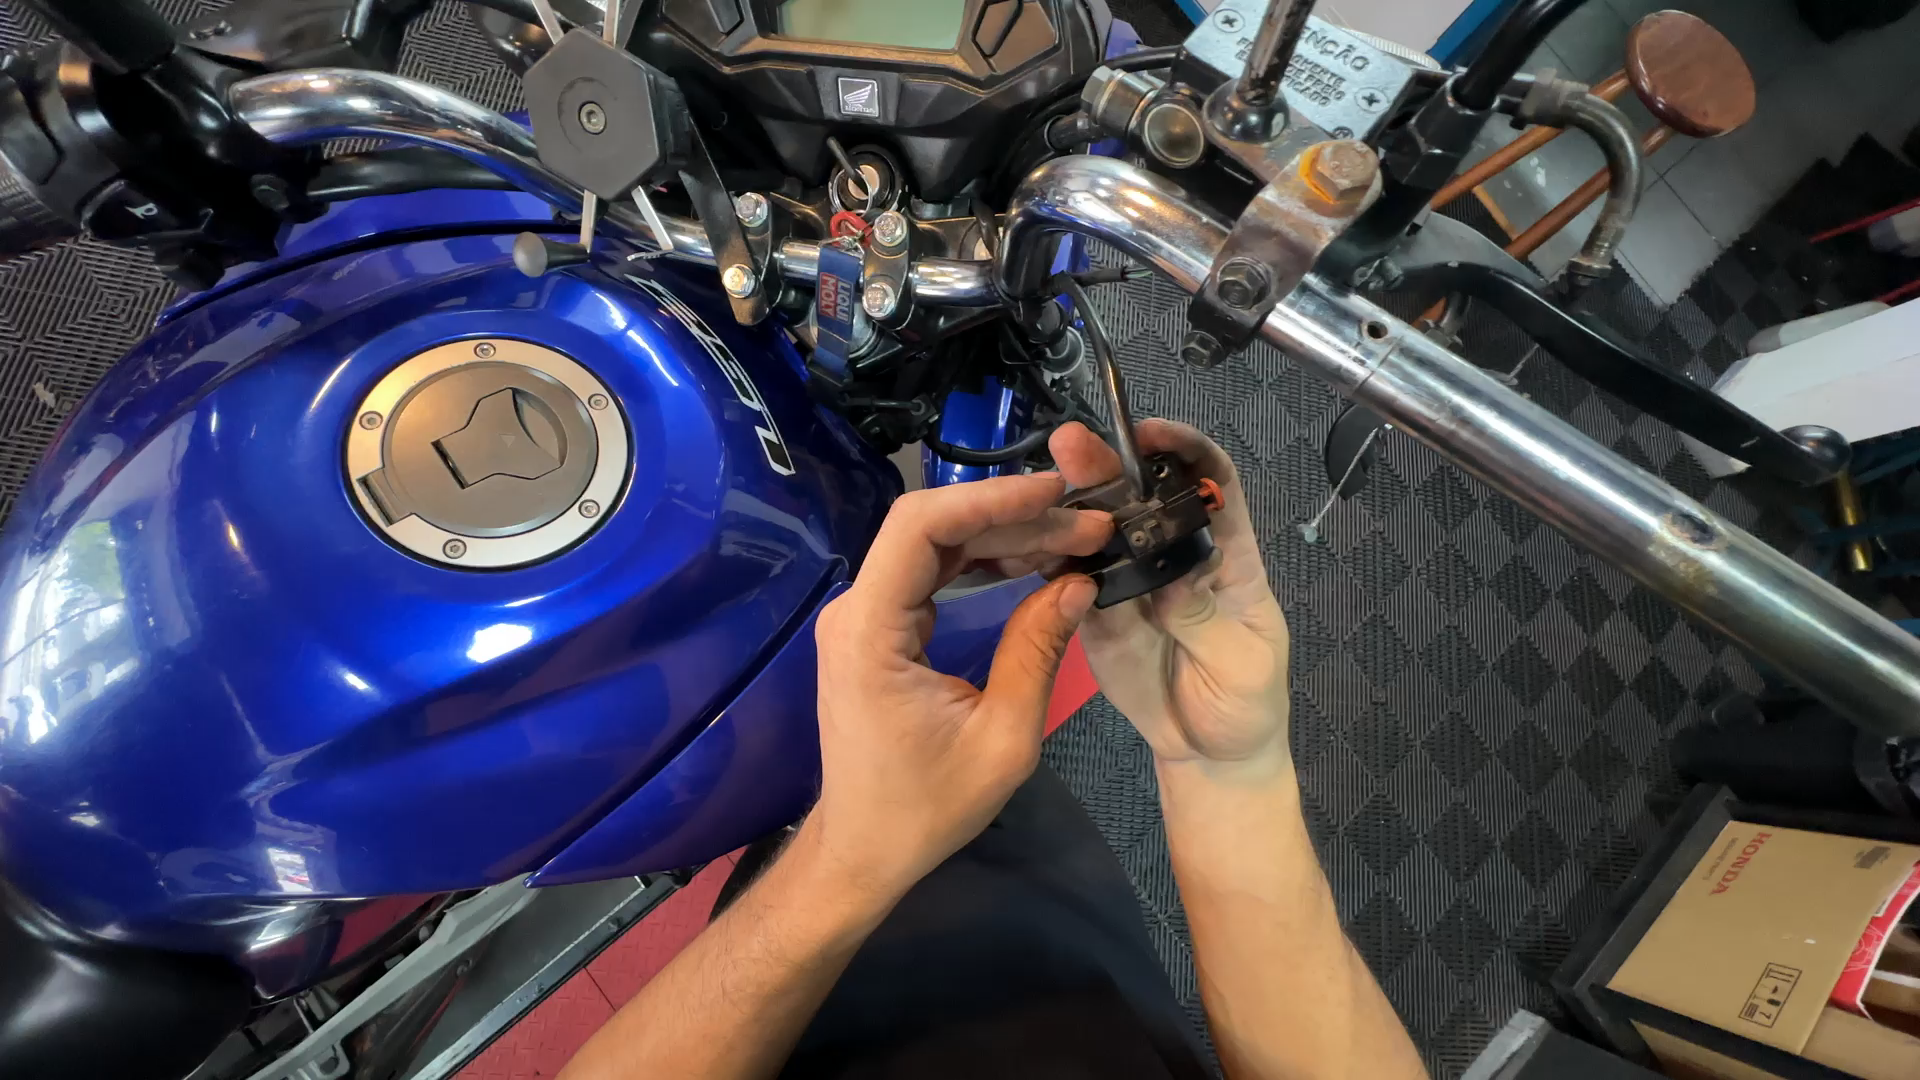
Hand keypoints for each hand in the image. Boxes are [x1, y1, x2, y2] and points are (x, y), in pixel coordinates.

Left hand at [807, 473, 1112, 897]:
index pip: (920, 528)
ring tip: (1073, 537)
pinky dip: (983, 563)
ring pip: (935, 546)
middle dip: (1013, 518)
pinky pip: (932, 574)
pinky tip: (1032, 560)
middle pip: (932, 529)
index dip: (988, 499)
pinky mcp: (879, 627)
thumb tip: (1078, 583)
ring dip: (1004, 537)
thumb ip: (1037, 652)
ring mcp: (864, 615)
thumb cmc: (926, 808)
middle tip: (1087, 522)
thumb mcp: (1003, 739)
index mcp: (871, 631)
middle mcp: (857, 609)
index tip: (1053, 494)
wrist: (865, 847)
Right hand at [1048, 420, 1291, 778]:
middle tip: (1072, 445)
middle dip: (1111, 465)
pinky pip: (1072, 580)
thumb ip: (1207, 621)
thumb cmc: (1246, 702)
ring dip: (1073, 504)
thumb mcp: (1244, 663)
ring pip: (1100, 531)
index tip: (1150, 434)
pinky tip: (1028, 539)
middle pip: (1144, 497)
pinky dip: (1051, 557)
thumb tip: (1170, 582)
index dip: (1187, 450)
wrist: (1207, 753)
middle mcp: (1173, 556)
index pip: (1214, 484)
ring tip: (1040, 485)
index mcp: (1226, 555)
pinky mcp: (1097, 612)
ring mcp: (1131, 583)